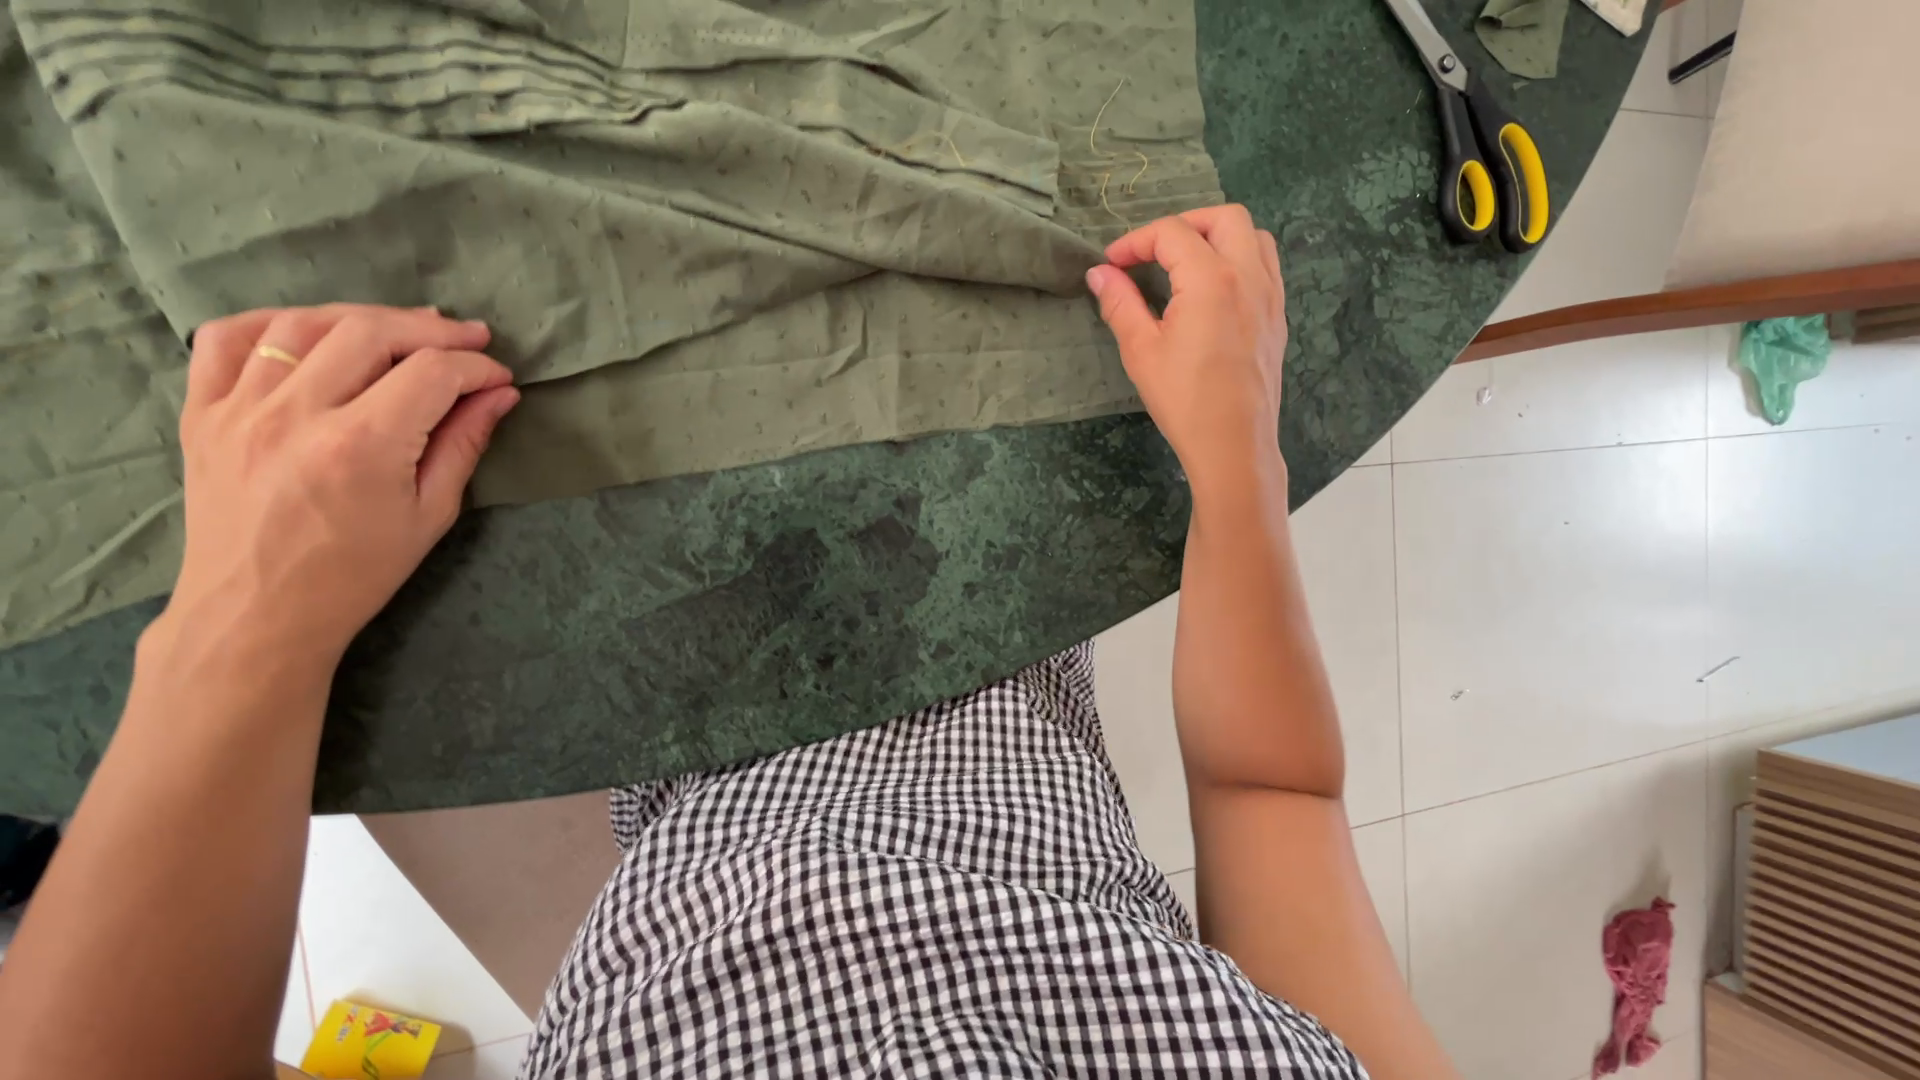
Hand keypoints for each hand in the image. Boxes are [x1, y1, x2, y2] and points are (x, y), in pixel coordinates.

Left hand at [158, 304, 518, 672]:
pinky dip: (275, 322)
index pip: (432, 374)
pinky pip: (228, 339)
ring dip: (364, 318)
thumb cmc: (358, 571)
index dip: (476, 367)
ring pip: (304, 324)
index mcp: (362, 446)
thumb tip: (500, 395)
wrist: (257, 611)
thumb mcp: (431, 514)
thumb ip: (464, 444)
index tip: (500, 378)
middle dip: (432, 330)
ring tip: (402, 329)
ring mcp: (240, 408)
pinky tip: (313, 333)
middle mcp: (297, 414)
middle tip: (469, 337)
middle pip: (371, 333)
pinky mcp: (202, 412)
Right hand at [1085, 205, 1286, 496]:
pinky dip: (1240, 258)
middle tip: (1153, 252)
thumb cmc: (1183, 400)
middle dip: (1183, 224)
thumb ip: (1120, 304)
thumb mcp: (1141, 351)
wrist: (1233, 444)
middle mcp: (1248, 275)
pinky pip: (1266, 265)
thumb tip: (1099, 273)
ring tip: (1187, 262)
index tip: (1112, 264)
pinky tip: (1215, 288)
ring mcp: (1269, 295)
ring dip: (1218, 236)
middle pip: (1223, 218)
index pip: (1171, 233)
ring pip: (1253, 235)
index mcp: (1211, 279)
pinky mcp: (1277, 316)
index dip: (1135, 242)